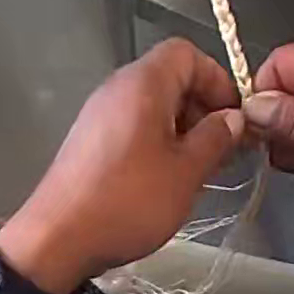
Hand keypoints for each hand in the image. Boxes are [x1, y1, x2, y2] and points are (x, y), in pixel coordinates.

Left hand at [0, 39, 245, 292]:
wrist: (58, 239)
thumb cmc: (127, 203)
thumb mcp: (185, 173)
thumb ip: (215, 140)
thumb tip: (233, 119)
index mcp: (143, 84)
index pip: (188, 54)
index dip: (218, 80)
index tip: (234, 118)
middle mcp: (116, 90)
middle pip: (169, 81)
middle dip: (201, 112)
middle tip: (220, 151)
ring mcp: (97, 119)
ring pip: (150, 112)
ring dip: (180, 136)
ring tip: (194, 174)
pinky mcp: (87, 147)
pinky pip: (131, 134)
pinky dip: (154, 150)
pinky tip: (162, 185)